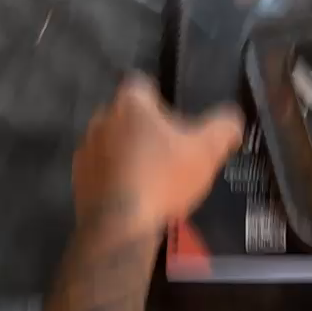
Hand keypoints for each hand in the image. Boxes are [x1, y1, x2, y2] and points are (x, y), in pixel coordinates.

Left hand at [73, 74, 244, 234]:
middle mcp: (101, 119)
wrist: (120, 224)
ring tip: (151, 181)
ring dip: (128, 157)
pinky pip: (102, 173)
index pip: (142, 85)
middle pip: (127, 117)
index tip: (173, 119)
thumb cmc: (164, 179)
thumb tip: (233, 120)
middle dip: (144, 131)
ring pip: (112, 145)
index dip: (159, 99)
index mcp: (131, 104)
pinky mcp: (78, 180)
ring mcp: (86, 150)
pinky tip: (134, 198)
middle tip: (169, 154)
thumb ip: (223, 129)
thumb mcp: (207, 152)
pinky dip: (116, 180)